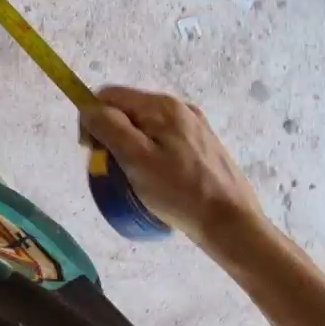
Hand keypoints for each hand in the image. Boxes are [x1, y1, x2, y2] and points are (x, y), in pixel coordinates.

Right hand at [80, 86, 263, 247]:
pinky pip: (165, 139)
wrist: (236, 228)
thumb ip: (107, 126)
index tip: (91, 151)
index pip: (108, 96)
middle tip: (113, 167)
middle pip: (127, 110)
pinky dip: (152, 152)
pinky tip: (159, 177)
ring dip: (131, 145)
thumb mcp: (135, 158)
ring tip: (135, 176)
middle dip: (112, 133)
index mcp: (161, 105)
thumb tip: (88, 108)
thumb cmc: (181, 193)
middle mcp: (179, 108)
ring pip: (146, 126)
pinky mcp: (205, 146)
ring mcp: (195, 126)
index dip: (92, 118)